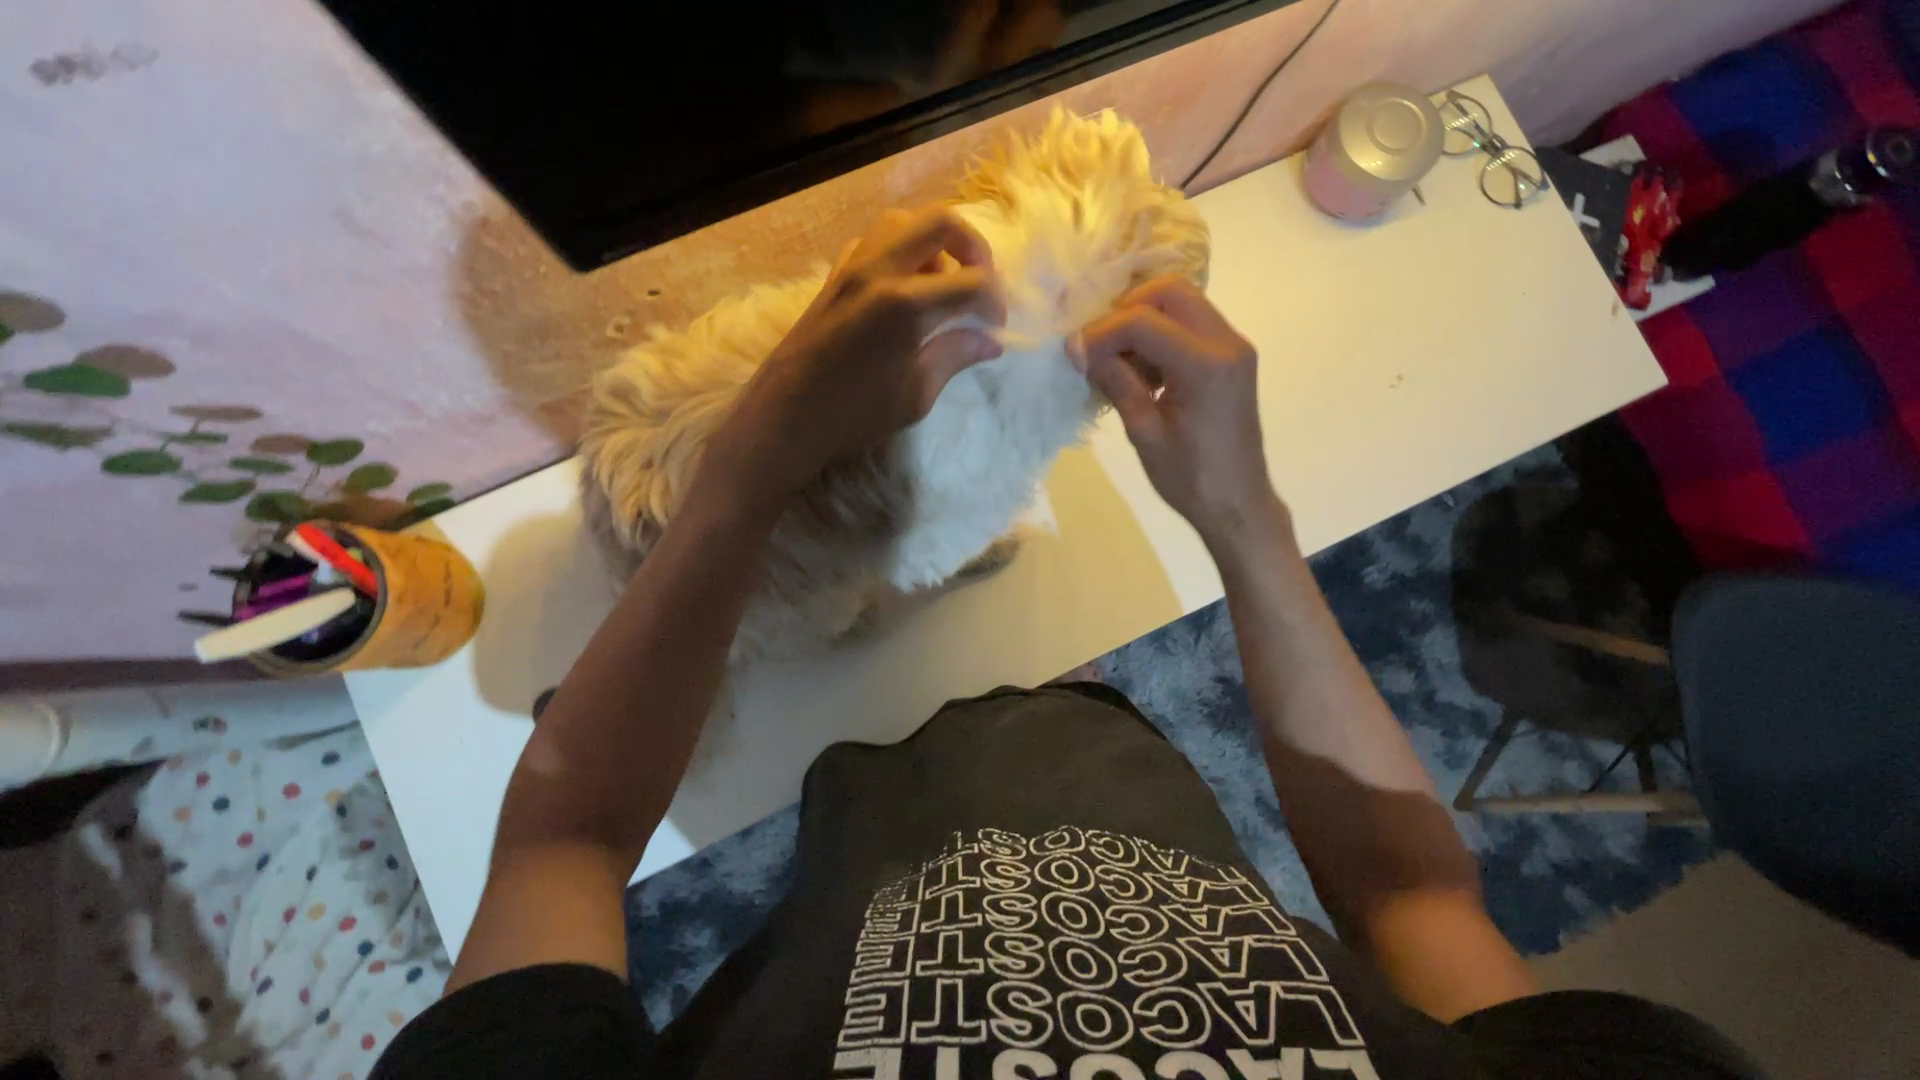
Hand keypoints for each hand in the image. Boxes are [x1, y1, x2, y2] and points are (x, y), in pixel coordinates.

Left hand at [715, 206, 1007, 496]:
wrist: (784, 420)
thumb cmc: (853, 418)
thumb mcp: (915, 395)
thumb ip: (955, 357)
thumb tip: (990, 342)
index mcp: (905, 305)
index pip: (971, 281)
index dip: (994, 301)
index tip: (996, 327)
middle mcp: (878, 272)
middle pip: (939, 221)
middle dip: (972, 246)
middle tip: (980, 283)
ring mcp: (851, 269)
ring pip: (902, 221)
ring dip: (932, 242)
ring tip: (942, 284)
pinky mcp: (833, 277)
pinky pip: (873, 241)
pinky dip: (898, 251)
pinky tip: (903, 289)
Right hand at [1071, 277, 1288, 546]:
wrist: (1238, 504)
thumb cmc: (1191, 480)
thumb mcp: (1145, 433)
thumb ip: (1117, 382)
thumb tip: (1080, 349)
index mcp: (1207, 366)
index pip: (1143, 322)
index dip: (1102, 332)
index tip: (1074, 354)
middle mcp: (1227, 344)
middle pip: (1170, 291)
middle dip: (1126, 309)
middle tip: (1099, 345)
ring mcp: (1234, 347)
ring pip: (1182, 302)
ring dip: (1144, 320)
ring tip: (1118, 361)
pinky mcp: (1231, 357)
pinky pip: (1192, 324)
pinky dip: (1162, 334)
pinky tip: (1142, 370)